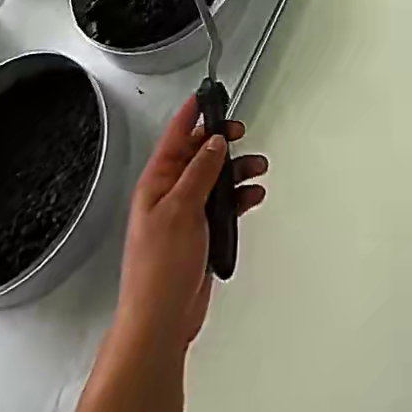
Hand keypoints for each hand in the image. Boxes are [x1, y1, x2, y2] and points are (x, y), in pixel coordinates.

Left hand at [115, 97, 267, 347]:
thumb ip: (199, 174)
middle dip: (218, 141)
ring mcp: (185, 214)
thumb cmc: (158, 268)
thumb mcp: (180, 210)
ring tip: (255, 164)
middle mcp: (169, 194)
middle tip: (237, 129)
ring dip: (234, 171)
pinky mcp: (200, 233)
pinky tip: (250, 194)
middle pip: (197, 156)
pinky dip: (238, 198)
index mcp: (156, 182)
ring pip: (213, 181)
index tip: (203, 96)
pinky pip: (222, 206)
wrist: (162, 315)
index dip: (189, 115)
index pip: (174, 138)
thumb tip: (212, 144)